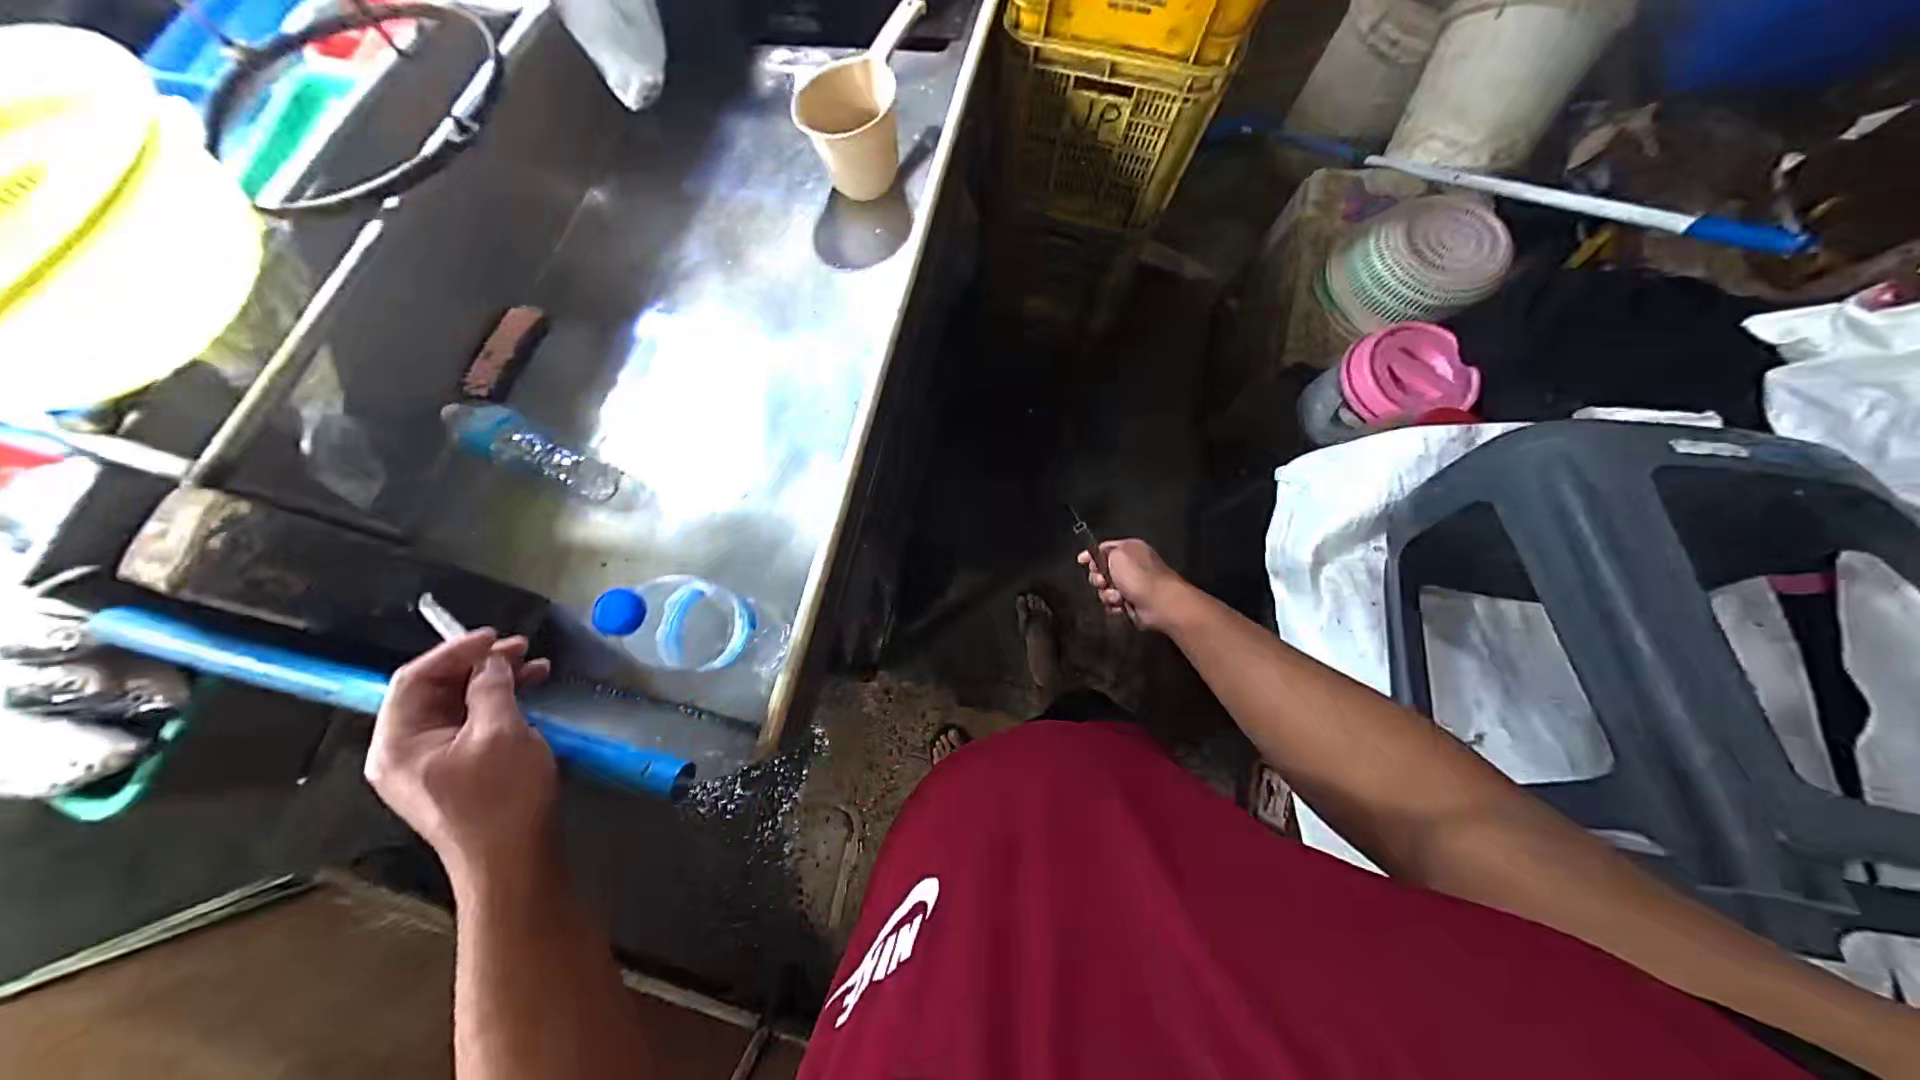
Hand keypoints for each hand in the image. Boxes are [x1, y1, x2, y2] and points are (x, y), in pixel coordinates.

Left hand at [366, 629, 555, 885]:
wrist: (512, 861)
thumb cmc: (502, 796)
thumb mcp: (501, 732)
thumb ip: (492, 688)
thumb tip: (492, 663)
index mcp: (398, 743)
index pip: (414, 679)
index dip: (454, 651)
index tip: (494, 636)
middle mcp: (404, 753)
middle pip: (434, 692)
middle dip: (478, 666)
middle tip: (521, 649)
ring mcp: (430, 767)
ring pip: (457, 708)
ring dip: (494, 684)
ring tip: (535, 668)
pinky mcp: (457, 776)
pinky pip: (471, 728)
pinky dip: (498, 707)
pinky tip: (529, 698)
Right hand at [1077, 539, 1192, 632]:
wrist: (1159, 603)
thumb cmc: (1138, 575)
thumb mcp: (1116, 555)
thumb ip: (1101, 552)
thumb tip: (1093, 556)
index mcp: (1129, 549)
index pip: (1103, 549)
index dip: (1091, 555)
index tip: (1081, 561)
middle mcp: (1131, 565)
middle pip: (1101, 571)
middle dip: (1098, 579)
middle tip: (1103, 582)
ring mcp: (1132, 585)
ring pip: (1105, 589)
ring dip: (1107, 594)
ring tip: (1118, 598)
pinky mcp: (1132, 602)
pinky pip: (1113, 604)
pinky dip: (1115, 606)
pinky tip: (1121, 606)